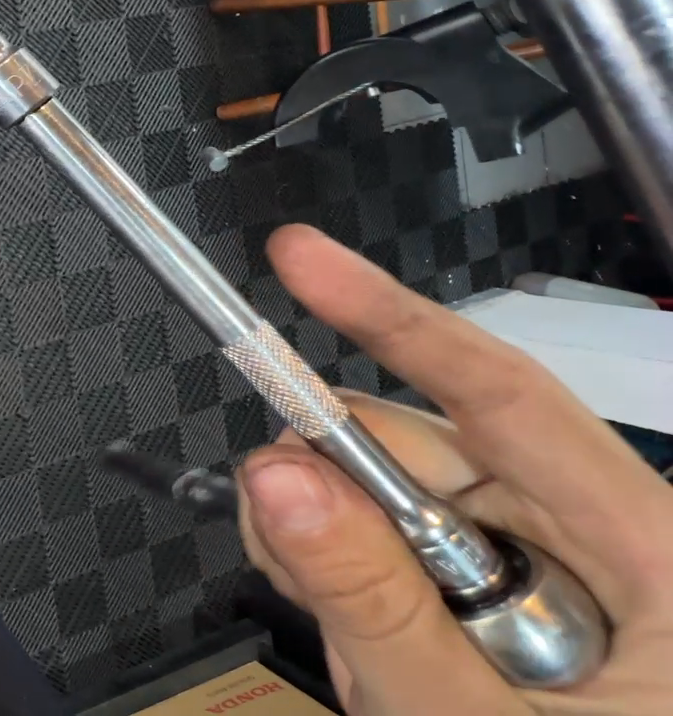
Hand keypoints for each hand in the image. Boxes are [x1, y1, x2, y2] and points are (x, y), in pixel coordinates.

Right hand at [236, 224, 672, 714]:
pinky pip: (380, 536)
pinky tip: (362, 636)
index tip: (295, 256)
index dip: (390, 315)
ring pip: (379, 493)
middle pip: (414, 450)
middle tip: (291, 567)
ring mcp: (538, 562)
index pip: (505, 396)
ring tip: (356, 649)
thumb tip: (272, 471)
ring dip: (331, 554)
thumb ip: (374, 603)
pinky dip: (339, 571)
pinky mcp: (490, 584)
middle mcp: (596, 537)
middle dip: (330, 493)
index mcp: (659, 560)